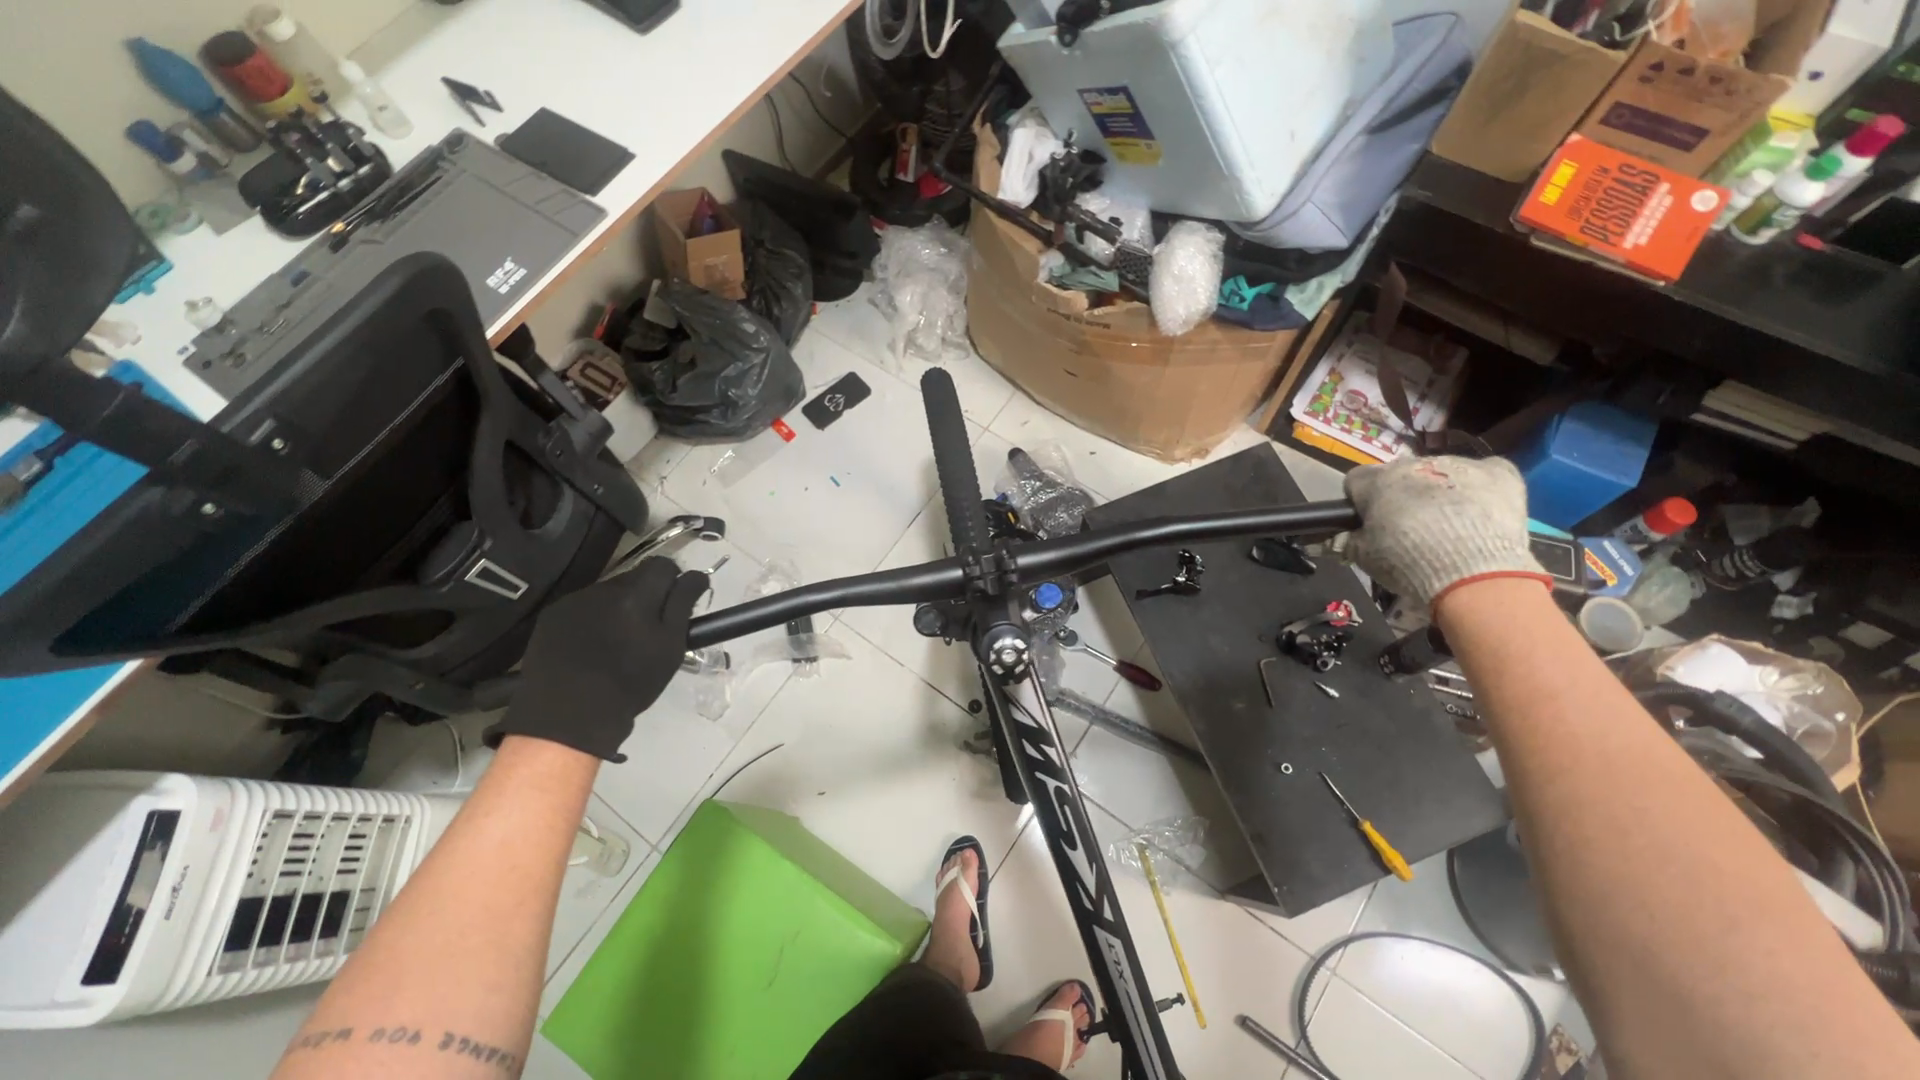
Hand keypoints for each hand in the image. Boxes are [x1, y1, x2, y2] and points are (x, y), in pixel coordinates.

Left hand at [486, 559, 707, 761]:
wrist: (567, 715)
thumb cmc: (630, 684)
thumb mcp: (670, 648)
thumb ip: (682, 605)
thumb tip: (696, 576)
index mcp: (636, 594)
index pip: (663, 565)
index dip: (674, 581)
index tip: (677, 604)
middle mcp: (603, 588)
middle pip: (634, 577)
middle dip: (647, 595)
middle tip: (649, 629)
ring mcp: (574, 601)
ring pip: (608, 593)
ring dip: (619, 607)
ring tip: (617, 642)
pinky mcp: (552, 616)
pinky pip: (583, 607)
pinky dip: (593, 619)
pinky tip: (590, 647)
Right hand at [1343, 455, 1549, 608]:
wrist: (1475, 573)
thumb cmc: (1409, 563)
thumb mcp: (1365, 558)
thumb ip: (1349, 542)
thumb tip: (1341, 537)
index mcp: (1378, 481)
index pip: (1357, 481)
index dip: (1360, 502)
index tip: (1369, 524)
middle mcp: (1416, 464)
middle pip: (1401, 475)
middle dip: (1402, 497)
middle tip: (1411, 531)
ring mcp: (1459, 464)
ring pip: (1441, 472)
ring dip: (1439, 492)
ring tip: (1451, 528)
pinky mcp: (1499, 471)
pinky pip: (1484, 472)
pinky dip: (1480, 487)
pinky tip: (1481, 511)